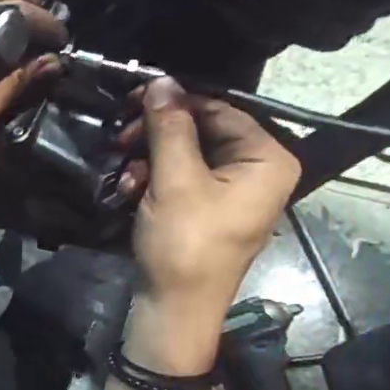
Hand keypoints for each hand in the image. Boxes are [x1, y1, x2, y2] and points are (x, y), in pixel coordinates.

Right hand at [126, 78, 300, 313]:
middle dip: (158, 133)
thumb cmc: (185, 243)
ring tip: (124, 170)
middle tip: (121, 135)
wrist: (175, 310)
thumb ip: (170, 126)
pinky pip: (186, 176)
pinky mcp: (212, 208)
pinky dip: (156, 178)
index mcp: (268, 160)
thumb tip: (162, 80)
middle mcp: (260, 171)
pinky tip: (131, 188)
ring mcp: (236, 192)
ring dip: (151, 157)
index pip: (220, 109)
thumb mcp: (175, 179)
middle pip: (204, 130)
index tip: (133, 97)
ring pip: (188, 152)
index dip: (175, 101)